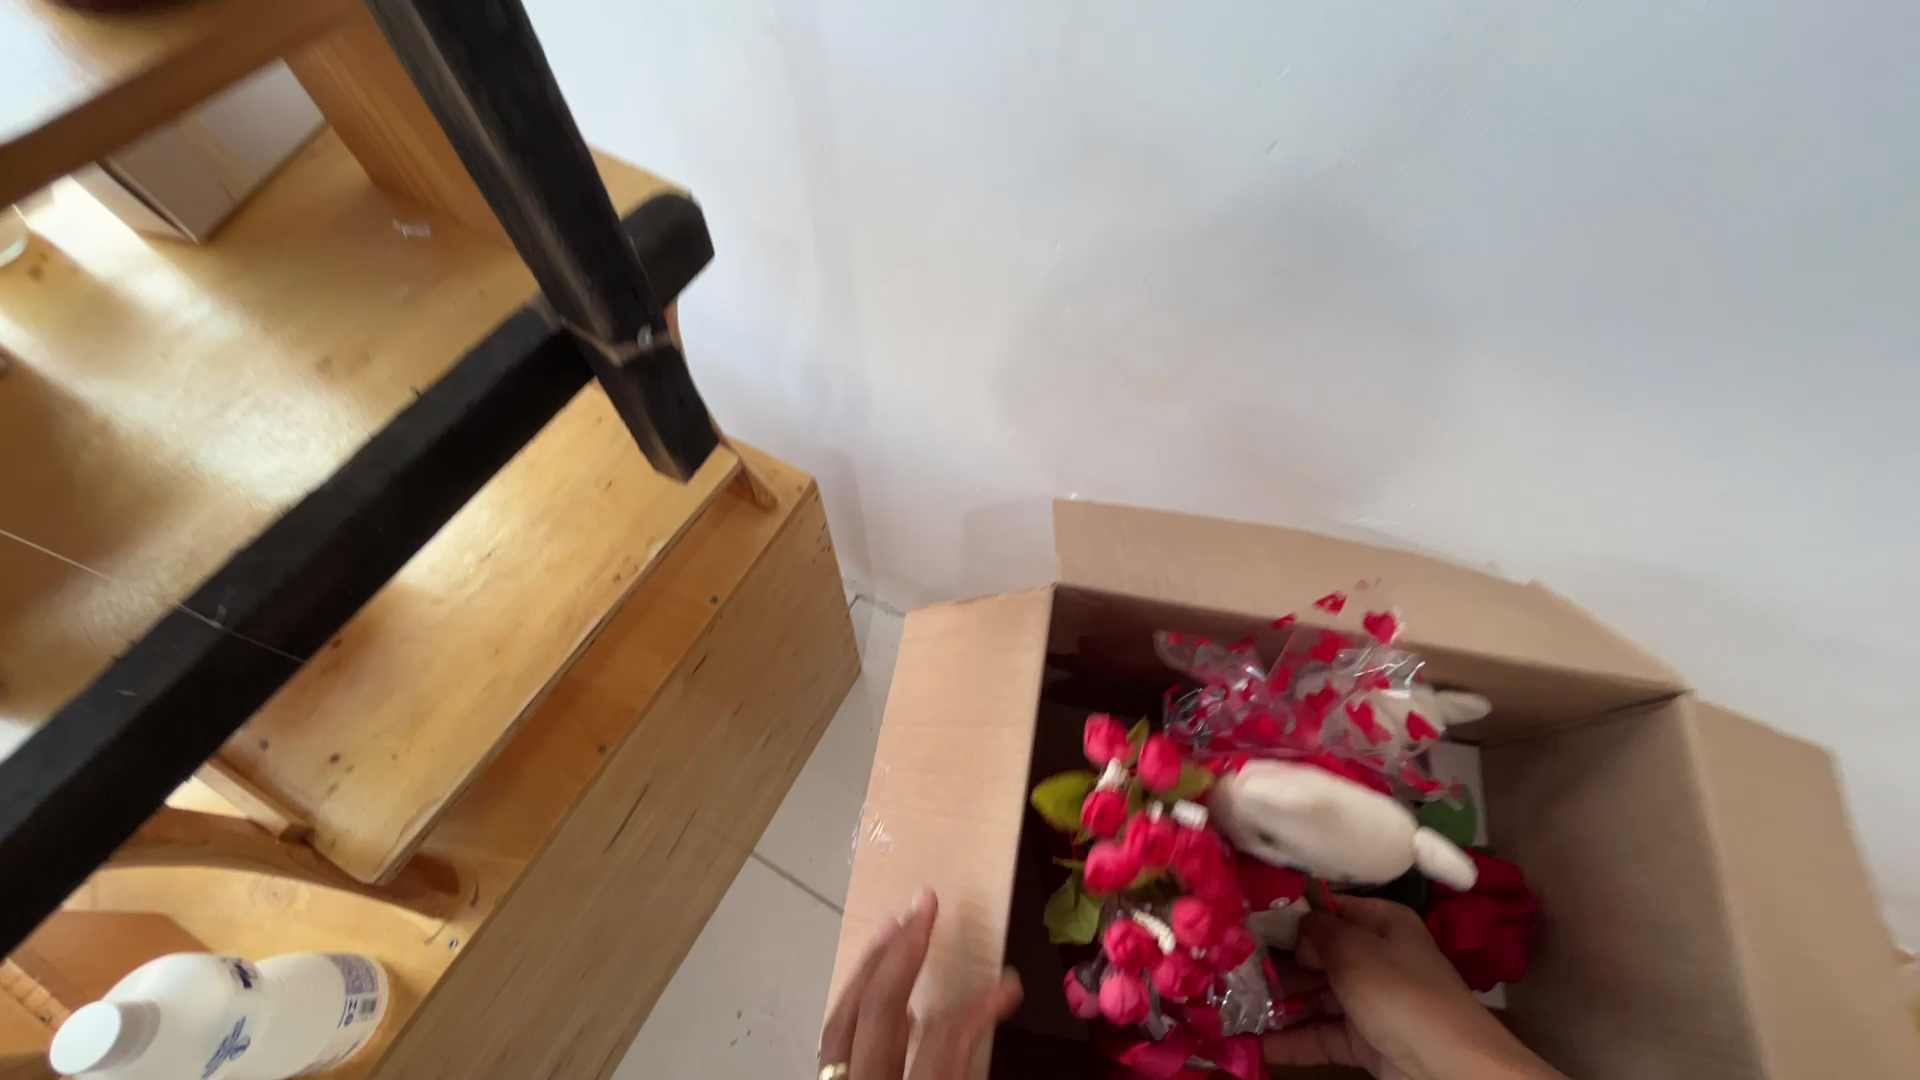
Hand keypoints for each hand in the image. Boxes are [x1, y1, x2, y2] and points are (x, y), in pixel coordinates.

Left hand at [819, 890, 1023, 1079]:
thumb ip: (968, 1064)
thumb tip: (994, 1007)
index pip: (942, 1042)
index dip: (979, 1007)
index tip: (1009, 983)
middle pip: (877, 1013)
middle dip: (904, 951)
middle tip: (927, 900)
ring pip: (839, 1023)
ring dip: (870, 968)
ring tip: (895, 925)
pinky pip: (832, 1046)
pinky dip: (852, 1009)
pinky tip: (872, 991)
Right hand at [1261, 897, 1562, 1079]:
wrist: (1454, 1073)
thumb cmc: (1401, 994)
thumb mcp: (1352, 949)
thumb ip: (1314, 930)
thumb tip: (1291, 924)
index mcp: (1382, 923)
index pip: (1327, 906)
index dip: (1289, 910)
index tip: (1246, 912)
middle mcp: (1375, 956)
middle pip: (1316, 952)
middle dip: (1276, 959)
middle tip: (1231, 960)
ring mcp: (1370, 1001)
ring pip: (1315, 994)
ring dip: (1279, 1000)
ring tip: (1233, 1000)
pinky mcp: (1365, 1042)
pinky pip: (1321, 1033)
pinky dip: (1291, 1038)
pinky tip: (1254, 1039)